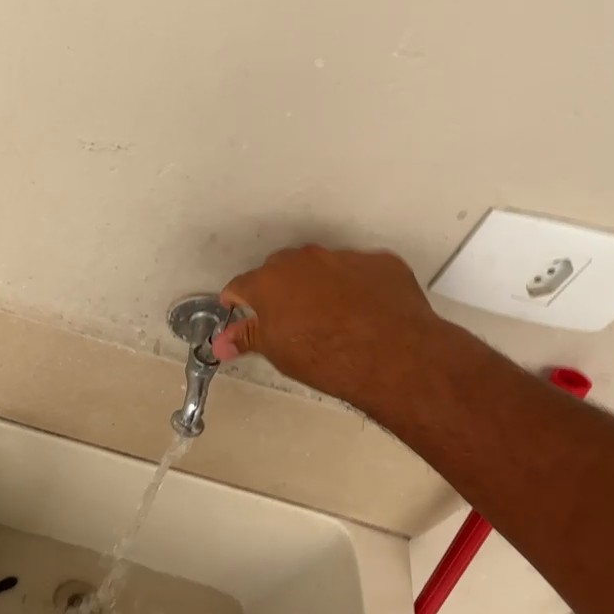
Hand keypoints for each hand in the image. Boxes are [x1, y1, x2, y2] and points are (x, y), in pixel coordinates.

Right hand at [212, 244, 447, 409]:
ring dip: (319, 286)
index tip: (238, 312)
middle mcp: (303, 260)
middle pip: (280, 269)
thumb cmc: (324, 356)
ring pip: (321, 267)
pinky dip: (357, 287)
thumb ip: (247, 338)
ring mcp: (344, 258)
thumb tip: (221, 343)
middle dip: (279, 290)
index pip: (240, 286)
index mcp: (269, 281)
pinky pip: (360, 272)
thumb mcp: (276, 352)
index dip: (237, 301)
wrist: (392, 354)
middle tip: (287, 319)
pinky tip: (365, 313)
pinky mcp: (380, 263)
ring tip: (330, 318)